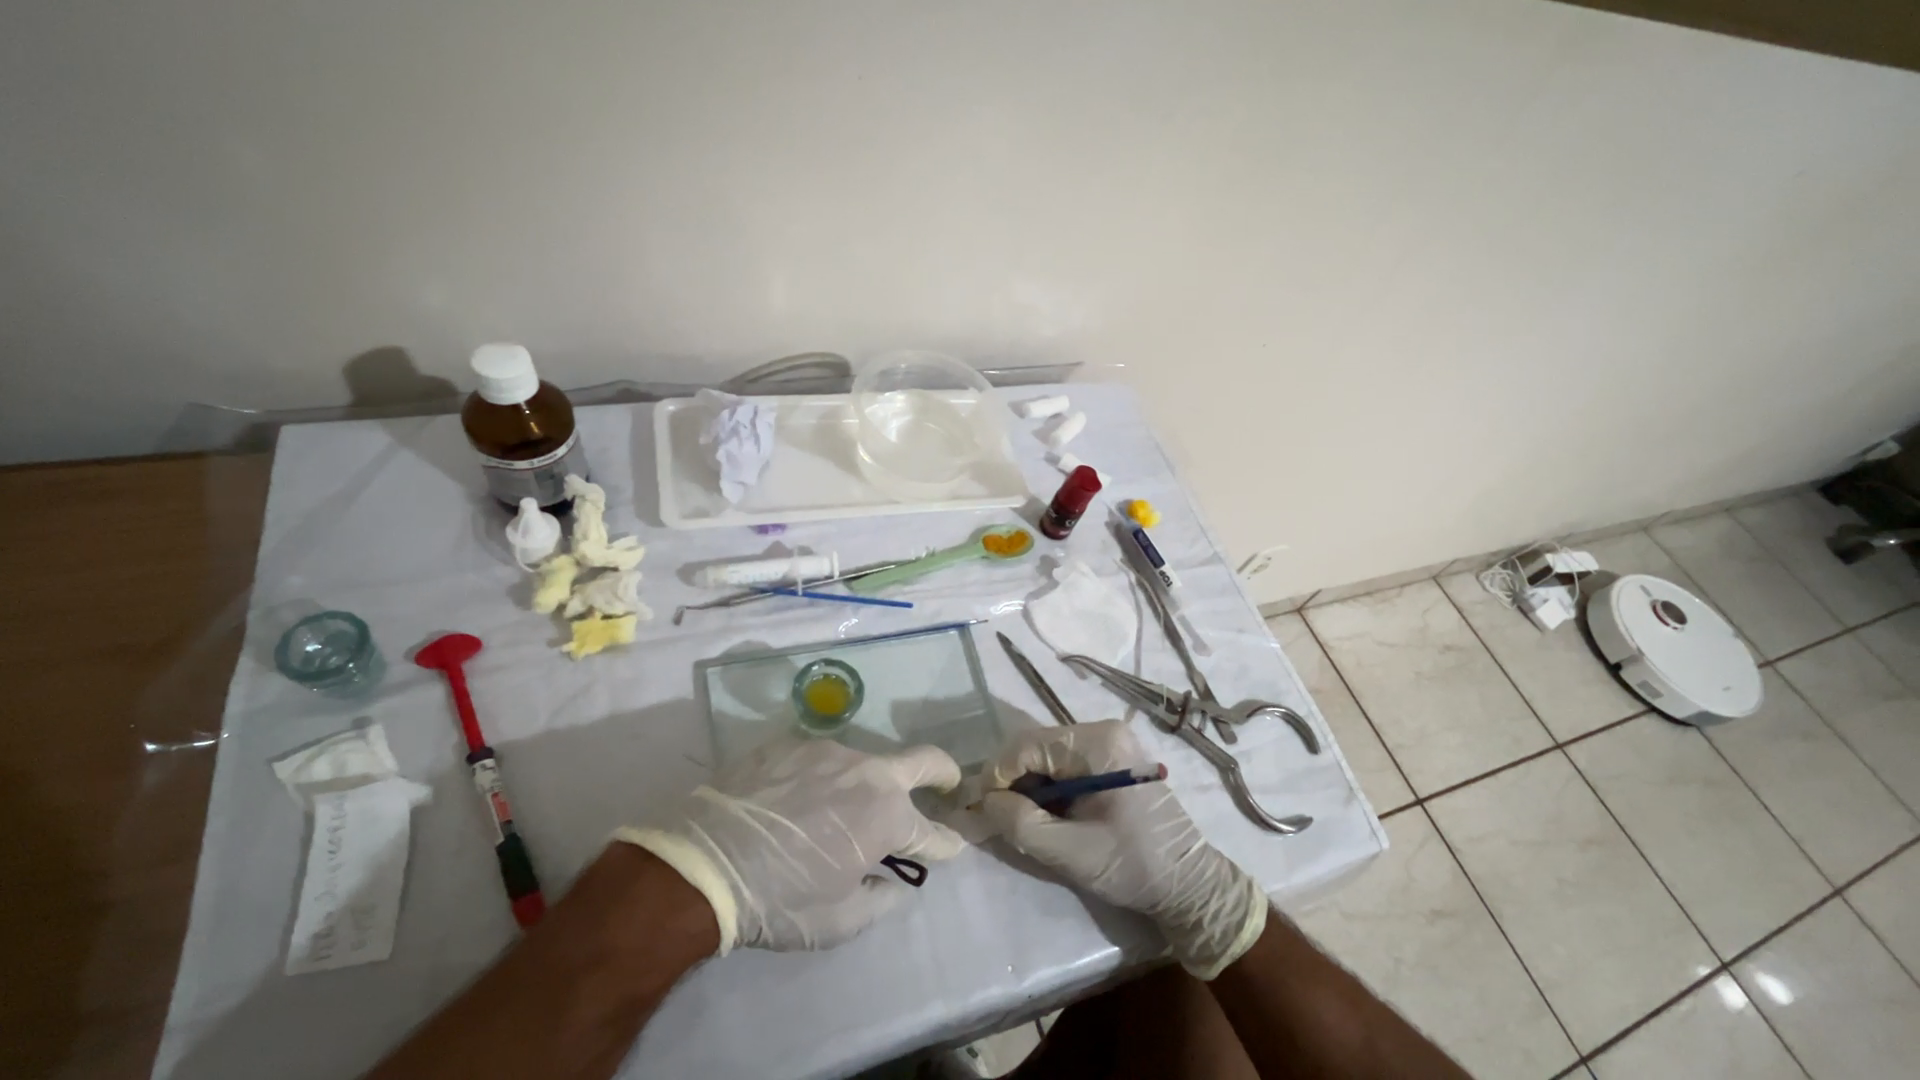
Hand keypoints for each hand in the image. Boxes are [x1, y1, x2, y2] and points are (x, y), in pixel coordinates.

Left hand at [615, 736, 964, 952]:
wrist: (699, 868)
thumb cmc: (779, 902)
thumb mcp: (840, 922)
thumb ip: (881, 899)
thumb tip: (894, 882)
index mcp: (887, 816)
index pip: (931, 831)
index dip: (944, 844)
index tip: (949, 849)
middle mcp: (865, 771)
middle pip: (922, 759)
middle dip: (941, 772)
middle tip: (945, 783)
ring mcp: (823, 750)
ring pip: (861, 761)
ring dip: (864, 784)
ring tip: (837, 812)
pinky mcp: (785, 744)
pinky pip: (816, 760)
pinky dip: (819, 779)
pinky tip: (795, 801)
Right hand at [979, 720, 1267, 978]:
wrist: (1188, 885)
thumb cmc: (1132, 865)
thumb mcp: (1068, 851)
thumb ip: (1020, 824)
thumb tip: (984, 804)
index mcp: (1099, 743)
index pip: (1027, 746)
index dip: (998, 776)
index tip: (982, 810)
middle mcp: (1104, 731)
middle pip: (1036, 746)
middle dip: (1011, 781)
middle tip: (997, 818)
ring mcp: (1110, 744)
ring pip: (1047, 756)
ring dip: (1027, 786)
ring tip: (1019, 821)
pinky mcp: (1112, 761)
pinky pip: (1065, 765)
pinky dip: (1047, 788)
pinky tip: (1045, 815)